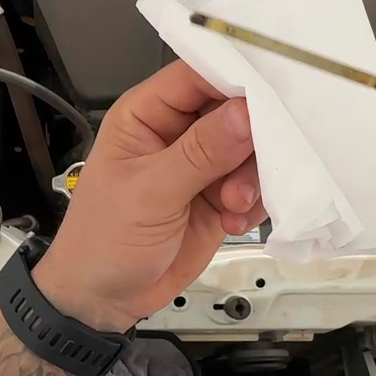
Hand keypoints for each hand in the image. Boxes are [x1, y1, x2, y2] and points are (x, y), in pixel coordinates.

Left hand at [33, 61, 265, 331]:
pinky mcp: (218, 198)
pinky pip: (255, 186)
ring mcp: (200, 167)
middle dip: (252, 138)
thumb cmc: (103, 241)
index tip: (272, 92)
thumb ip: (199, 153)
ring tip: (234, 205)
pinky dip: (254, 203)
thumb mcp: (149, 193)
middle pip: (234, 111)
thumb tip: (245, 113)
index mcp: (146, 115)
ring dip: (253, 178)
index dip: (235, 77)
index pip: (197, 75)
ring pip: (251, 150)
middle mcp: (176, 133)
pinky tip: (235, 222)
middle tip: (253, 165)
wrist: (103, 300)